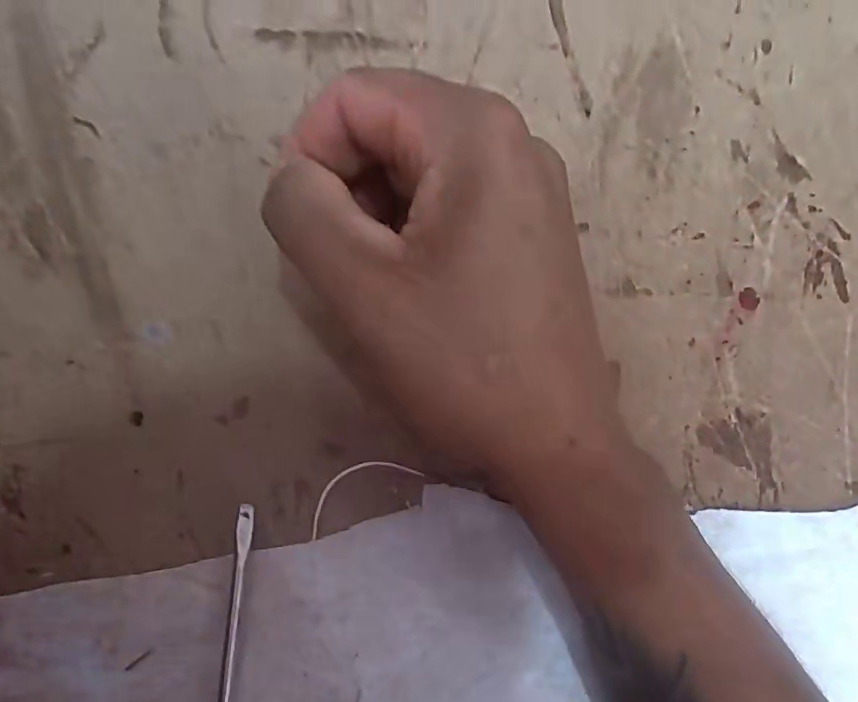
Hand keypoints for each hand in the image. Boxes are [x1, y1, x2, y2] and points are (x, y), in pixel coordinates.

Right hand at [263, 70, 628, 499]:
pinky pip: (462, 211)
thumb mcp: (359, 285)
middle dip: (355, 197)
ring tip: (397, 298)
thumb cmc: (464, 369)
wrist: (558, 445)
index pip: (352, 99)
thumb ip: (298, 207)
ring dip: (387, 226)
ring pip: (425, 176)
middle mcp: (519, 144)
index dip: (311, 161)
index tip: (320, 243)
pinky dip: (427, 243)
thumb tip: (301, 180)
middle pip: (393, 131)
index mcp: (476, 131)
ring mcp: (540, 194)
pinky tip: (433, 301)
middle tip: (361, 278)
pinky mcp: (544, 238)